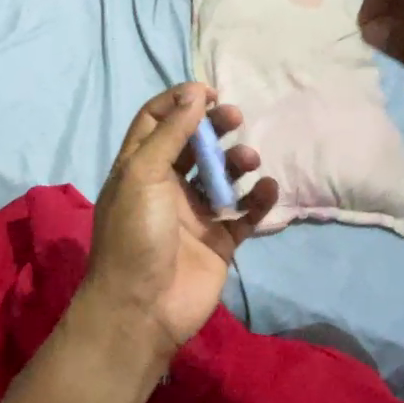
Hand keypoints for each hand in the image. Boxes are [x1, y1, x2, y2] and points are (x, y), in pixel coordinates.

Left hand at [80, 84, 277, 361]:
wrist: (141, 310)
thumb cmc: (135, 234)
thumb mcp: (143, 175)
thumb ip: (170, 134)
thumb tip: (194, 94)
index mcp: (138, 167)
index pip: (155, 121)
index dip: (178, 102)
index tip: (206, 92)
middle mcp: (165, 186)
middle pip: (192, 144)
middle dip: (213, 126)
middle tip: (235, 116)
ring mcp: (193, 214)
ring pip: (221, 176)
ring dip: (237, 161)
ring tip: (249, 158)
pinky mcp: (219, 242)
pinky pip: (244, 214)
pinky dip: (259, 199)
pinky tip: (268, 189)